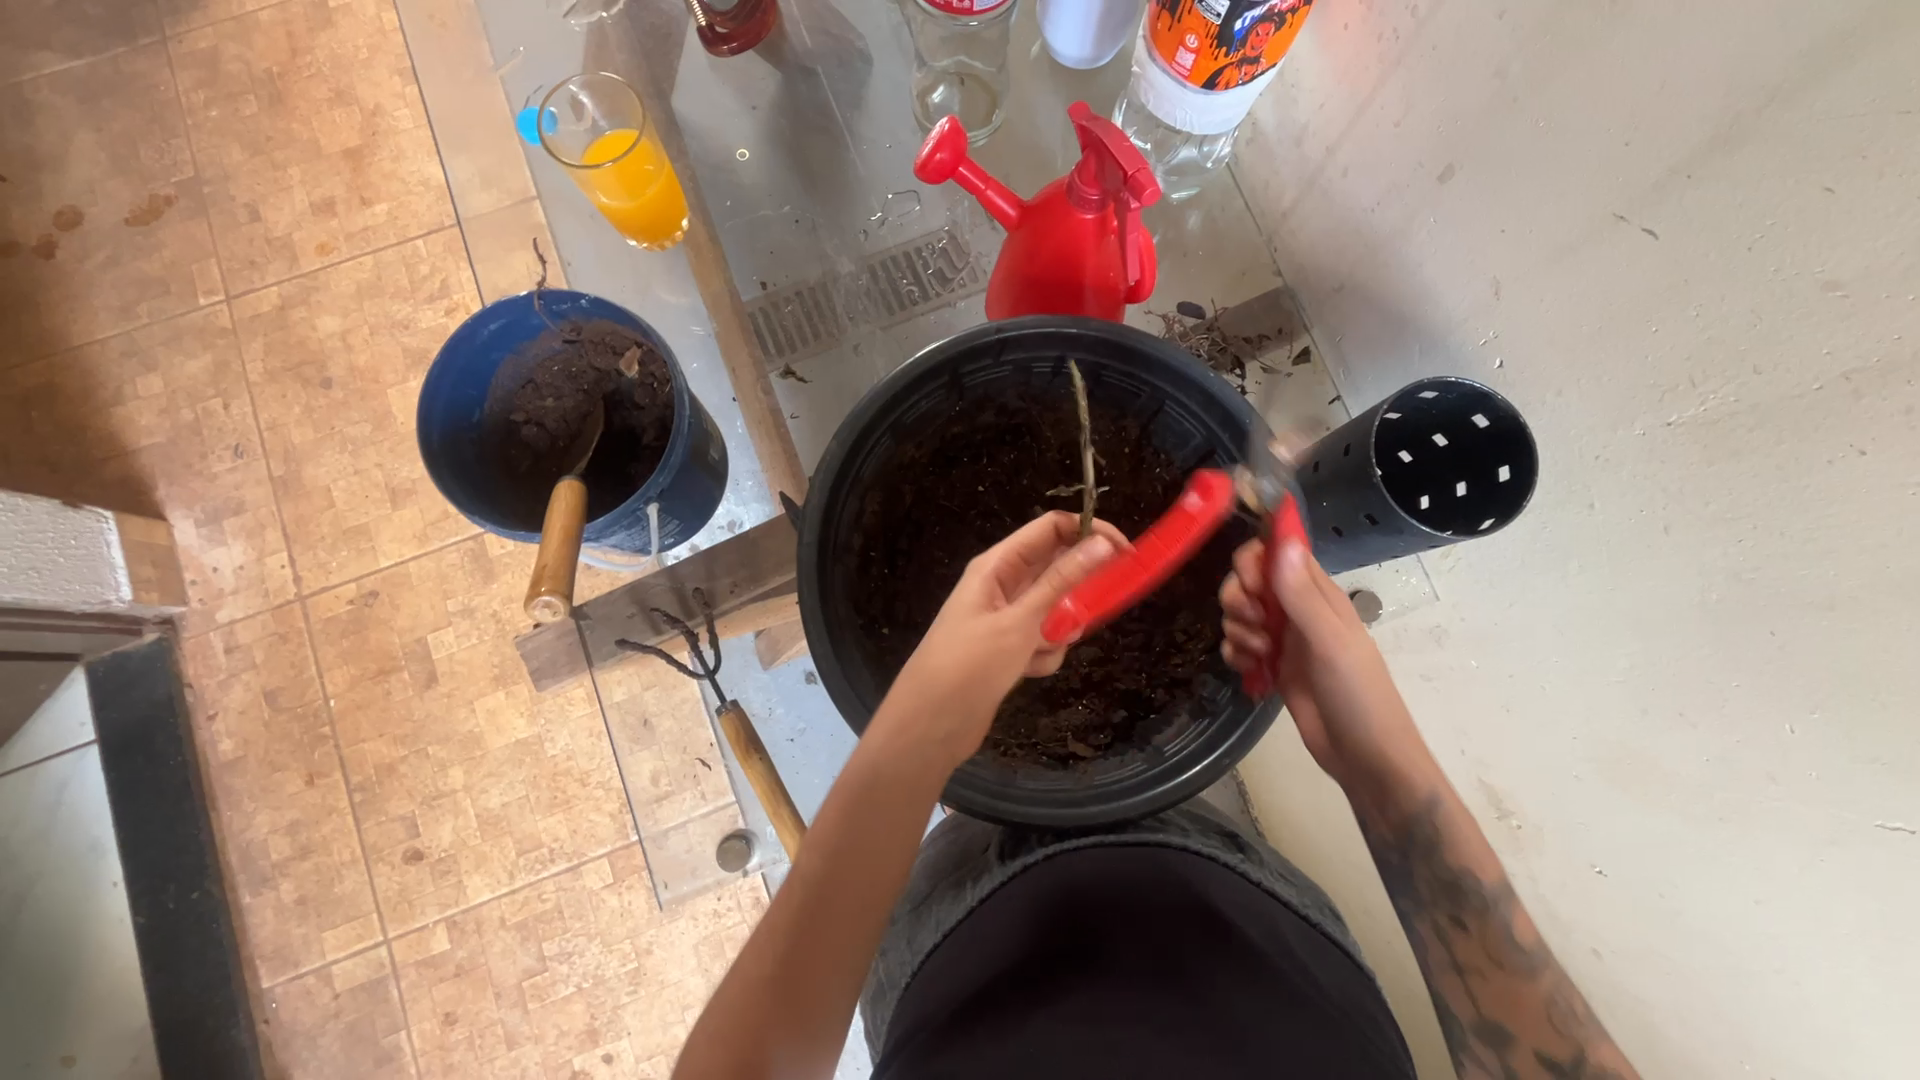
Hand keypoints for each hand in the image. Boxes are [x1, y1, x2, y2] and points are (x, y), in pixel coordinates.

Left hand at [874, 511, 1125, 770]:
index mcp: (997, 565)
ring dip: (1060, 630)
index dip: (1089, 533)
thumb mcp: (1020, 621)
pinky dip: (1045, 654)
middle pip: (1056, 569)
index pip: (1051, 529)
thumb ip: (1061, 582)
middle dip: (1076, 592)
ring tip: (1042, 649)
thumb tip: (1101, 542)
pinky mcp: (1009, 649)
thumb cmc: (969, 665)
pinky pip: (1044, 639)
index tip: (1125, 553)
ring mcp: (1005, 618)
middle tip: (1086, 614)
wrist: (931, 724)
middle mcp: (1002, 585)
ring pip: (1055, 608)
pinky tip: (1029, 671)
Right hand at [1219, 537, 1436, 803]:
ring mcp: (1283, 639)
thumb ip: (1301, 593)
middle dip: (1239, 598)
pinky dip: (1235, 654)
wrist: (1364, 757)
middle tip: (1254, 623)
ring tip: (1259, 654)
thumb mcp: (1329, 641)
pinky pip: (1237, 645)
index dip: (1255, 561)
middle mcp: (1298, 610)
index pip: (1277, 552)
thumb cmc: (1358, 694)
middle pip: (1249, 581)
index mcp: (1319, 594)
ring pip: (1239, 614)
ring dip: (1237, 629)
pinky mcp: (1270, 666)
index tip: (1253, 585)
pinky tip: (1248, 670)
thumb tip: (1281, 539)